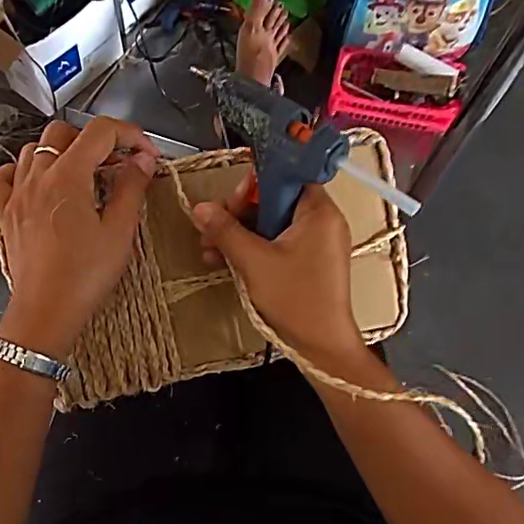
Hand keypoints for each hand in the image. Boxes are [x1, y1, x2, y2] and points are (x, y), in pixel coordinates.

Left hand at [0, 117, 156, 357]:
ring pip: (35, 150)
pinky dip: (23, 171)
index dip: (130, 135)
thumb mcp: (120, 232)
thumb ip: (132, 188)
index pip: (101, 132)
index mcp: (68, 177)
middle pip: (65, 132)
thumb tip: (141, 161)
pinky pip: (4, 176)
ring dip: (62, 153)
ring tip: (84, 176)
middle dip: (96, 141)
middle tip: (118, 165)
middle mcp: (38, 178)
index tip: (145, 154)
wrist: (46, 310)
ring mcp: (16, 194)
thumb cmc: (83, 276)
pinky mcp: (4, 213)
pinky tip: (39, 184)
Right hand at [191, 176, 364, 364]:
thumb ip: (225, 230)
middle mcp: (323, 222)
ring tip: (211, 251)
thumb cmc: (295, 300)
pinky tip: (226, 262)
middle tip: (212, 230)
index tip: (231, 203)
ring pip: (273, 225)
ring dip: (241, 235)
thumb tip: (200, 207)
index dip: (254, 185)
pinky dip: (255, 250)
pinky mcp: (310, 263)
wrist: (321, 347)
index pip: (286, 176)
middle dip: (240, 215)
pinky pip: (279, 244)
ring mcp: (318, 244)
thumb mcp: (253, 261)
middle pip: (275, 200)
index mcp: (319, 212)